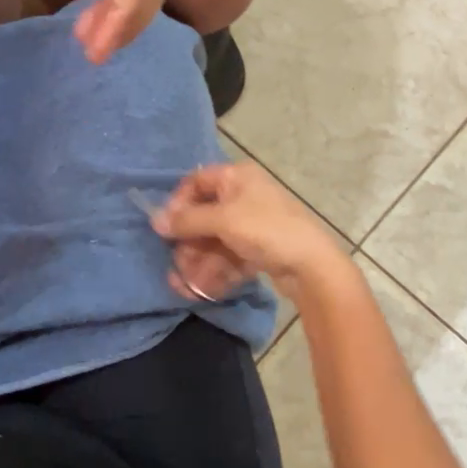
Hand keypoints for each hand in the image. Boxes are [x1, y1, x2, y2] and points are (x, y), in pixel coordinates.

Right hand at [151, 163, 349, 302]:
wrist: (311, 264)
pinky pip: (229, 256)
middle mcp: (244, 196)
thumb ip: (187, 220)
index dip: (178, 203)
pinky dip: (215, 271)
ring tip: (184, 284)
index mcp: (237, 177)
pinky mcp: (259, 249)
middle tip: (176, 262)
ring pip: (215, 240)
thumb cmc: (266, 230)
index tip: (166, 227)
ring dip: (198, 262)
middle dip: (188, 242)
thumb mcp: (223, 220)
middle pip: (204, 216)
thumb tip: (154, 220)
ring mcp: (252, 224)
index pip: (197, 181)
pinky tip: (200, 290)